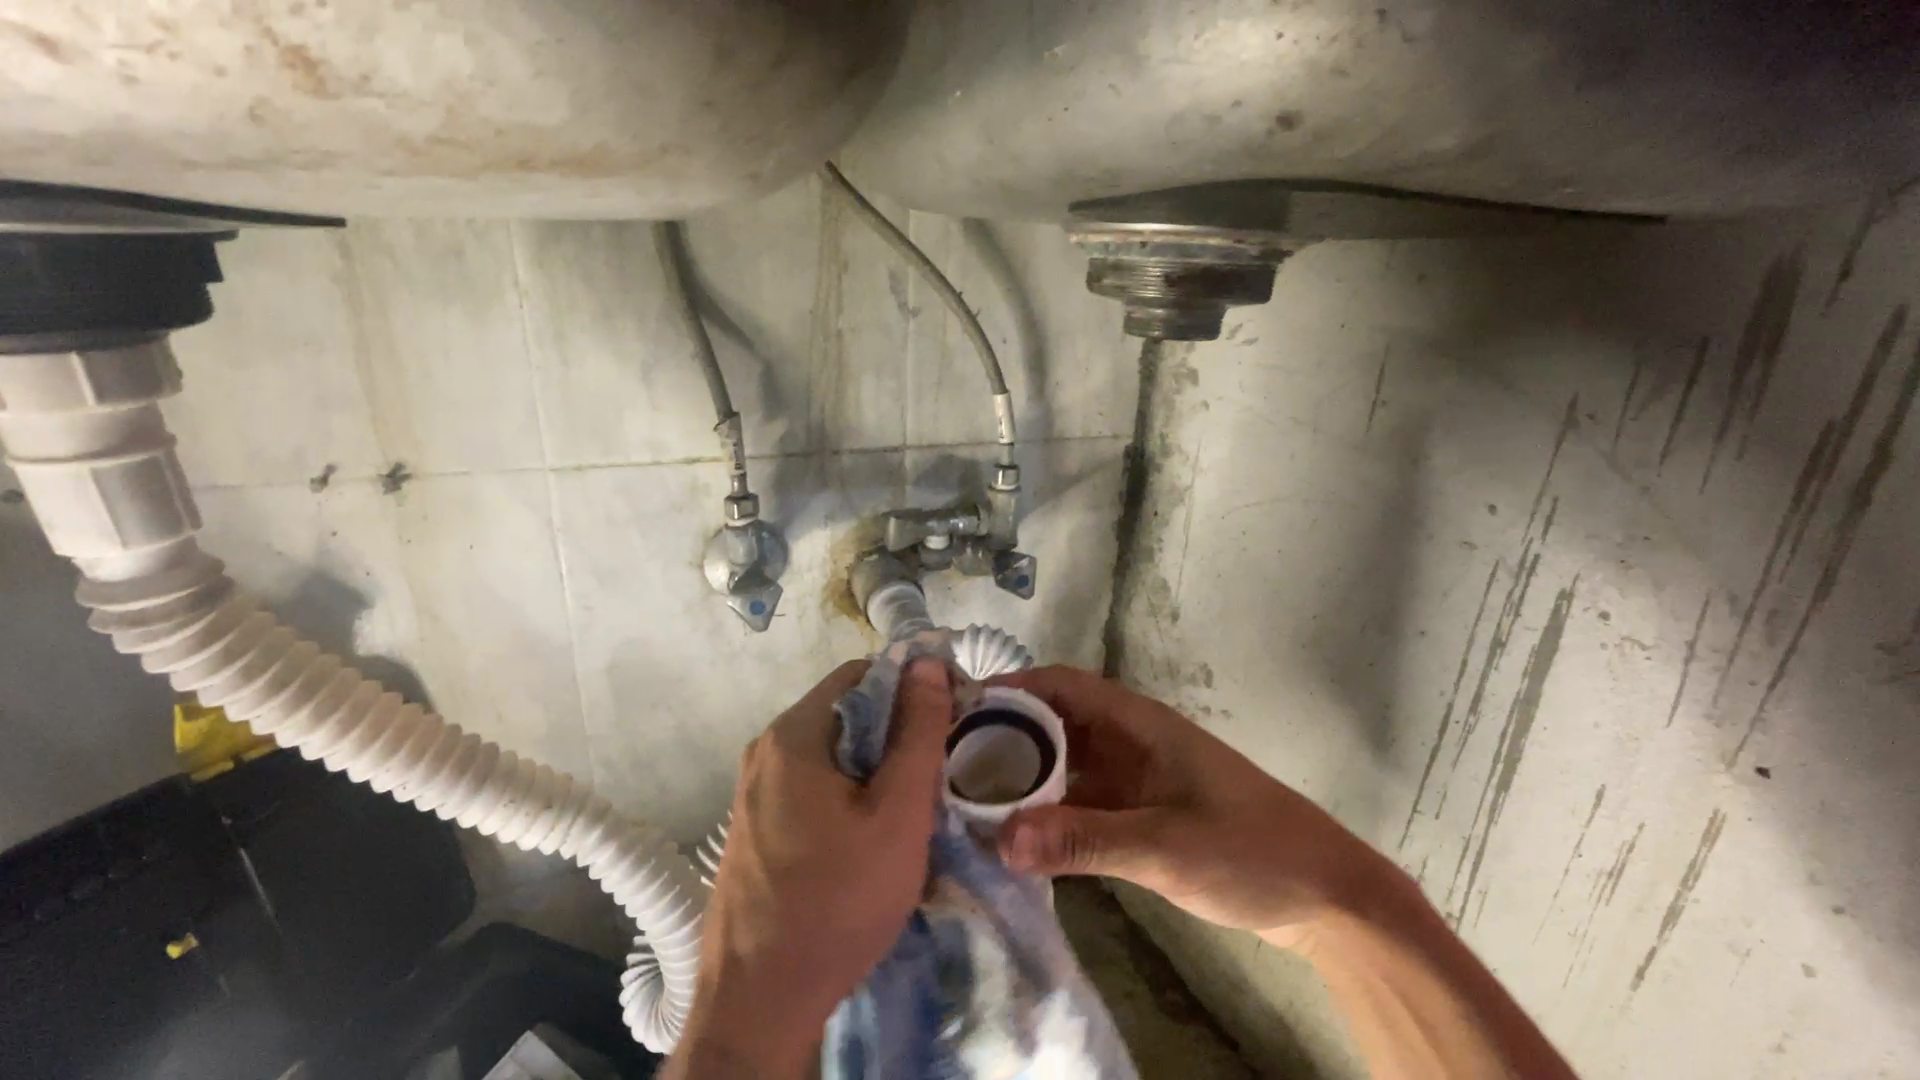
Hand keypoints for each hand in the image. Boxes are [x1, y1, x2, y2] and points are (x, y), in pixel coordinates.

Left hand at [667, 657, 951, 1077]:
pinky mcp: (756, 826)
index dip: (914, 683)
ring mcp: (754, 790)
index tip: (957, 713)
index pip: (863, 673)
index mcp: (794, 735)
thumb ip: (916, 733)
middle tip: (944, 764)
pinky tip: (876, 831)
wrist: (759, 1002)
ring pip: (833, 753)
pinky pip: (813, 786)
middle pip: (846, 712)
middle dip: (899, 729)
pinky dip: (851, 792)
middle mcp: (765, 750)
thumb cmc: (837, 902)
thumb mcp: (897, 815)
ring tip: (919, 800)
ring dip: (878, 765)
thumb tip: (925, 662)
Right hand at [991, 665, 1383, 933]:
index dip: (1009, 690)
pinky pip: (1081, 804)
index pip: (1061, 686)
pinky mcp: (1141, 816)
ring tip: (967, 803)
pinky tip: (1015, 839)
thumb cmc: (1250, 851)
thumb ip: (1083, 841)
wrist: (1326, 896)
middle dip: (1003, 739)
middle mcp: (1130, 743)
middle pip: (1054, 725)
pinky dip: (1049, 816)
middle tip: (946, 768)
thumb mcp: (1164, 846)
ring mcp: (1135, 781)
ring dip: (1023, 781)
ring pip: (1065, 766)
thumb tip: (999, 839)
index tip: (955, 713)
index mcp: (1139, 725)